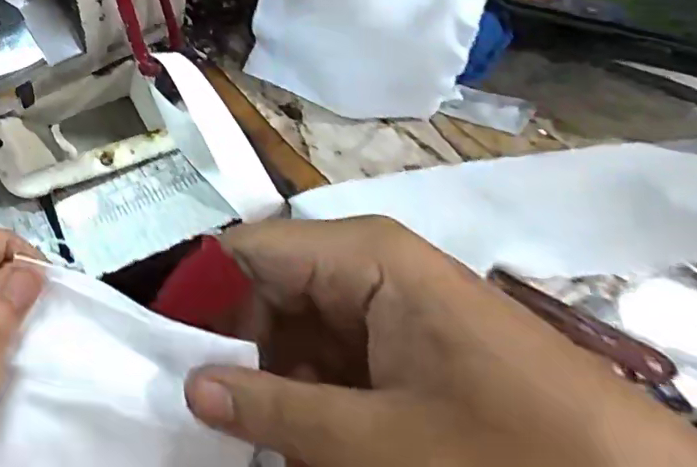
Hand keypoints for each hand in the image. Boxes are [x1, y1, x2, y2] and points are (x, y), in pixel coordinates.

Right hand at [185, 217, 696, 466]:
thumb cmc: (523, 458)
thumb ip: (277, 409)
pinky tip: (321, 446)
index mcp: (359, 253)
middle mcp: (367, 262)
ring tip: (278, 442)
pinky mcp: (413, 342)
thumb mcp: (386, 444)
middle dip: (247, 355)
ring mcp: (392, 302)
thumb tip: (188, 385)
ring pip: (299, 330)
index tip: (173, 357)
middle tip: (228, 419)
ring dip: (283, 386)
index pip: (245, 251)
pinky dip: (320, 400)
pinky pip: (339, 357)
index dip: (204, 299)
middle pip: (268, 292)